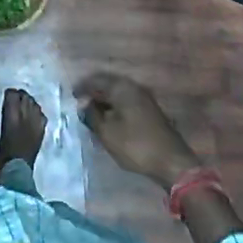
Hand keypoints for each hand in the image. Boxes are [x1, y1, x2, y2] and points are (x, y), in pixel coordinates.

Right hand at [76, 72, 199, 189]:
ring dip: (104, 102)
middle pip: (108, 85)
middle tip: (80, 106)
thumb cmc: (135, 145)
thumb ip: (92, 115)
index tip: (71, 97)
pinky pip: (126, 103)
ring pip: (118, 95)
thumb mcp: (107, 132)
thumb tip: (83, 104)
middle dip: (93, 94)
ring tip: (92, 115)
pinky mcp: (150, 112)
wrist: (172, 162)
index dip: (82, 87)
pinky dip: (115, 109)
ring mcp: (144, 99)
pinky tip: (110, 121)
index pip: (96, 80)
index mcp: (121, 87)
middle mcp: (133, 87)